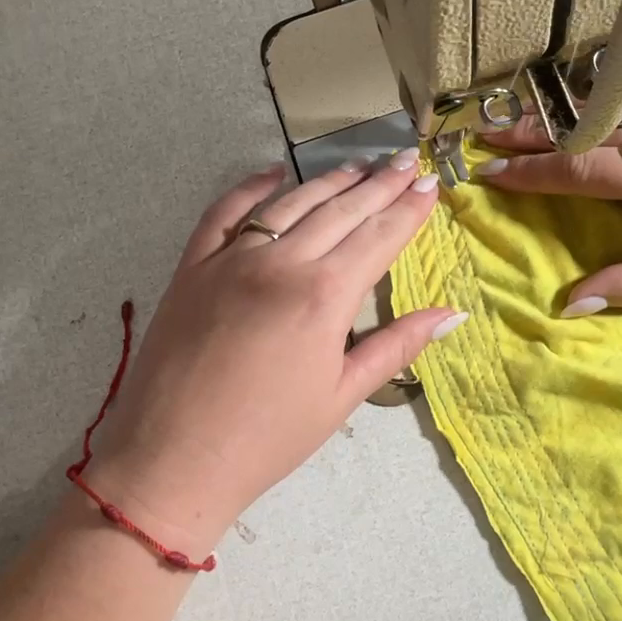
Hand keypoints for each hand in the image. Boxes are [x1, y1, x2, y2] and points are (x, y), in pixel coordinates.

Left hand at [84, 152, 462, 553]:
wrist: (170, 460)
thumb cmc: (267, 439)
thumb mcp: (342, 396)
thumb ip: (396, 346)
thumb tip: (451, 314)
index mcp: (324, 296)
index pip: (379, 237)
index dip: (409, 209)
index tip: (431, 183)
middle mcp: (281, 263)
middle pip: (342, 211)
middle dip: (380, 184)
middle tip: (407, 160)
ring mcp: (232, 259)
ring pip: (291, 204)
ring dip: (329, 181)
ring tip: (360, 165)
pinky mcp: (192, 265)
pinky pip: (225, 212)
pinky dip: (251, 188)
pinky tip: (274, 173)